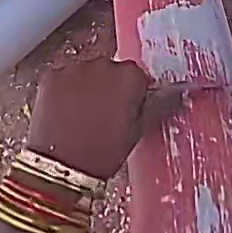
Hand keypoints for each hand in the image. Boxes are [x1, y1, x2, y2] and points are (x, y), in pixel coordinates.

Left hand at [26, 58, 157, 180]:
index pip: (137, 77)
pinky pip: (64, 77)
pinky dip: (64, 90)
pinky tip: (63, 112)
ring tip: (81, 116)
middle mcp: (104, 64)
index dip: (132, 95)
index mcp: (130, 76)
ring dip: (87, 86)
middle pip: (111, 71)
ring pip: (87, 73)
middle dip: (109, 87)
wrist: (59, 168)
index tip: (125, 112)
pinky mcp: (52, 76)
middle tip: (103, 116)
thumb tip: (180, 93)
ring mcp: (75, 68)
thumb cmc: (103, 152)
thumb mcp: (137, 131)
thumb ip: (158, 105)